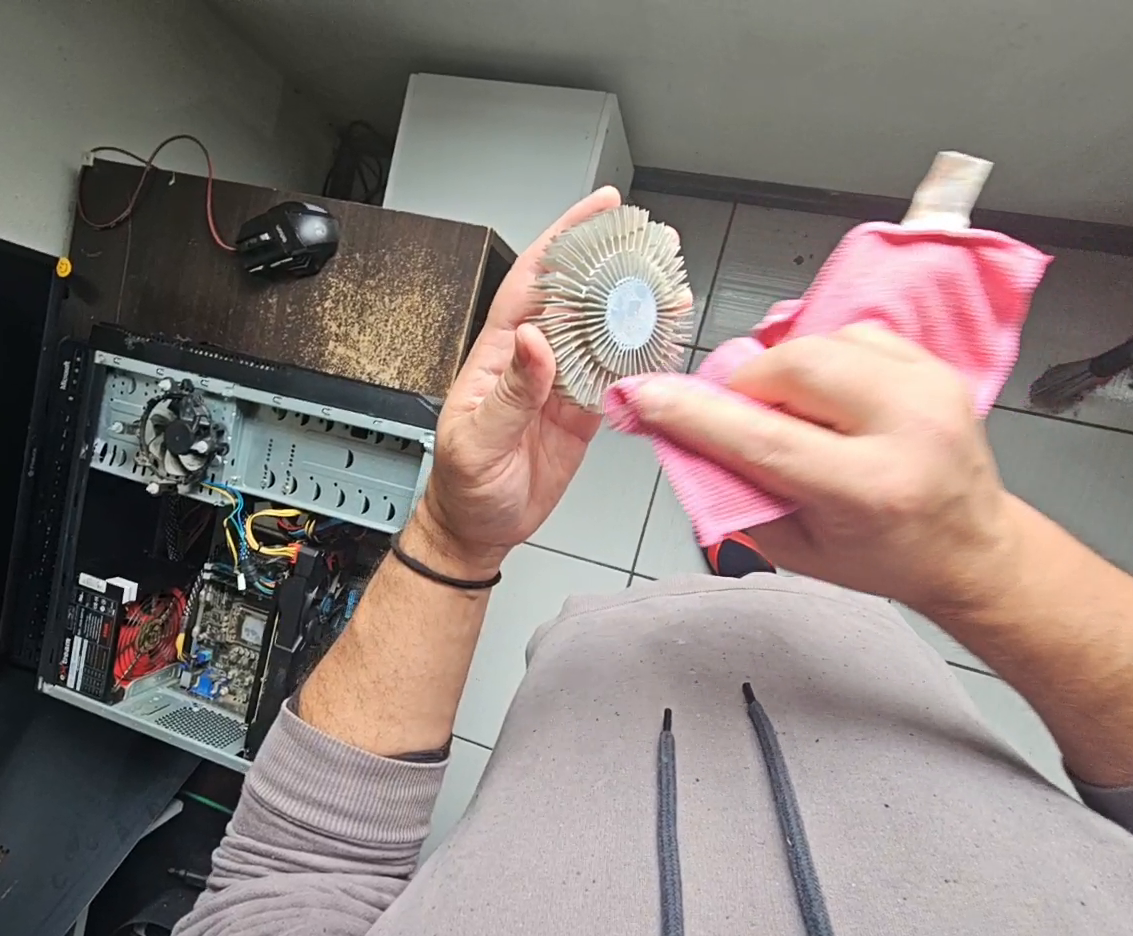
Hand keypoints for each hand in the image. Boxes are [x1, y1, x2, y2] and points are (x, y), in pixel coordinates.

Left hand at [412, 186, 624, 576]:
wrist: (479, 528)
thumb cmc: (463, 487)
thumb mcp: (476, 441)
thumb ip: (509, 393)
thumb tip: (535, 341)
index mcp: (499, 357)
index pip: (532, 285)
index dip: (564, 243)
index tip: (596, 211)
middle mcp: (533, 364)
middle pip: (576, 300)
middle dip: (611, 265)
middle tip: (650, 241)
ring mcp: (560, 387)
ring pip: (602, 334)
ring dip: (633, 307)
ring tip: (669, 282)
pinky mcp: (581, 415)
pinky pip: (615, 377)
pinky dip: (640, 357)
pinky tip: (662, 338)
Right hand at [627, 324, 1026, 616]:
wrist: (969, 548)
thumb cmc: (879, 556)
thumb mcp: (793, 546)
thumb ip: (736, 492)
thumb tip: (686, 439)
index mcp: (868, 488)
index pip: (763, 438)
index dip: (696, 414)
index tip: (648, 397)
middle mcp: (908, 427)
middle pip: (796, 367)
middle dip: (749, 386)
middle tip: (741, 416)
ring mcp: (930, 388)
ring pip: (821, 342)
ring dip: (784, 373)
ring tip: (791, 412)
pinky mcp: (936, 366)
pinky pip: (853, 334)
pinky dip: (821, 358)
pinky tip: (826, 396)